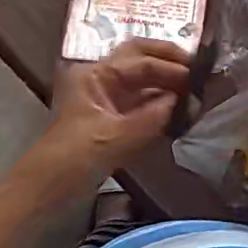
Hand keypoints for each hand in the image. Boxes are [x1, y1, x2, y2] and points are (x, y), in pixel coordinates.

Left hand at [44, 38, 191, 174]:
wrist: (48, 190)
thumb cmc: (75, 158)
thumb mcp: (116, 137)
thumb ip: (153, 116)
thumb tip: (182, 101)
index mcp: (95, 75)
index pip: (141, 62)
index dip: (171, 68)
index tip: (197, 77)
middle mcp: (102, 79)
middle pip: (140, 57)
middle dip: (169, 58)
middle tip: (199, 66)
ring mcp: (108, 98)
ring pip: (143, 77)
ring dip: (168, 79)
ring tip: (195, 86)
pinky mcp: (114, 118)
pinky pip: (144, 99)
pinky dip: (163, 100)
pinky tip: (181, 106)